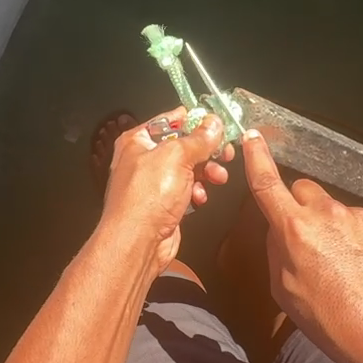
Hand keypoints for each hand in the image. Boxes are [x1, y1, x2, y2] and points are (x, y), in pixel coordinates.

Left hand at [99, 109, 231, 275]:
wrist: (138, 243)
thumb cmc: (145, 198)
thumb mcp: (177, 157)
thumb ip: (199, 138)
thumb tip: (213, 123)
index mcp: (138, 140)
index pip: (170, 120)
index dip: (194, 120)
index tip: (217, 122)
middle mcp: (143, 159)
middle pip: (182, 145)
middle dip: (206, 149)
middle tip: (225, 151)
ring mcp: (153, 183)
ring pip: (188, 168)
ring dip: (206, 171)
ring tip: (218, 176)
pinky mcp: (163, 203)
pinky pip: (186, 189)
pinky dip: (197, 191)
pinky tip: (200, 197)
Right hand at [241, 129, 362, 362]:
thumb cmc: (329, 320)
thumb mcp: (284, 290)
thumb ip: (277, 250)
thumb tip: (280, 231)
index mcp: (294, 227)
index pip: (268, 183)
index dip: (256, 158)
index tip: (251, 136)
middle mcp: (325, 212)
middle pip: (302, 189)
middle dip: (297, 206)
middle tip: (303, 239)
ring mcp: (357, 215)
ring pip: (331, 208)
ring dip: (327, 225)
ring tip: (340, 264)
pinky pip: (356, 221)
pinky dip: (352, 236)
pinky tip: (360, 267)